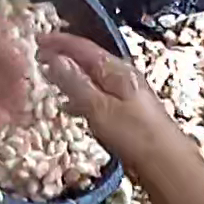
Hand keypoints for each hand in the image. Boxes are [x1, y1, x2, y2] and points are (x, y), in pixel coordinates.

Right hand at [37, 32, 186, 176]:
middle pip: (88, 58)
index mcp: (115, 70)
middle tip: (38, 56)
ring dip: (69, 74)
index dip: (59, 41)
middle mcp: (121, 75)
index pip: (83, 47)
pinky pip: (96, 92)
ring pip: (91, 76)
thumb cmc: (133, 135)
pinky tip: (69, 104)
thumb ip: (76, 83)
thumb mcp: (99, 108)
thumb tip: (55, 58)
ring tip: (48, 76)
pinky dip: (79, 92)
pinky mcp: (125, 110)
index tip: (36, 39)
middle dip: (63, 54)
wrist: (167, 163)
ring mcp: (125, 92)